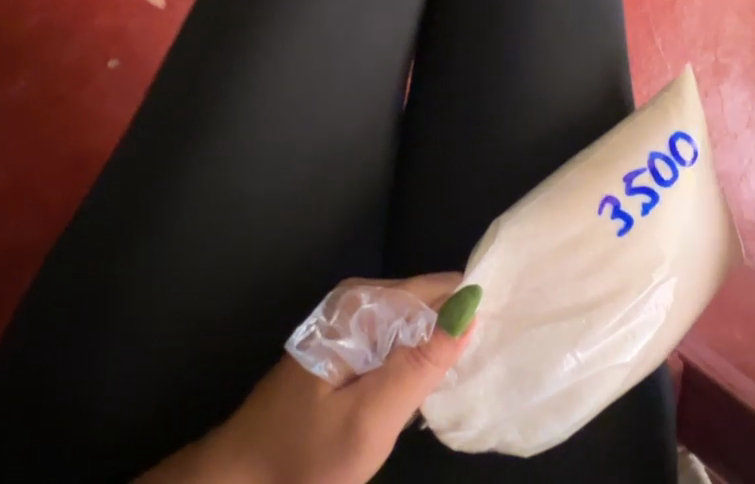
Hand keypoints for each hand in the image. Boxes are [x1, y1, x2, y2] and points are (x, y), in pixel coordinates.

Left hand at [141, 273, 478, 483]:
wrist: (240, 479)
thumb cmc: (302, 456)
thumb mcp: (369, 419)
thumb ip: (420, 365)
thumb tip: (472, 309)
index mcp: (362, 306)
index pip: (439, 289)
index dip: (475, 310)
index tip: (514, 335)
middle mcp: (358, 302)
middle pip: (429, 304)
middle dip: (460, 331)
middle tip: (497, 368)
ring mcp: (351, 325)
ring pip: (416, 325)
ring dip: (442, 349)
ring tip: (478, 377)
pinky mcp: (349, 349)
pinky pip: (399, 342)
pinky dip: (420, 362)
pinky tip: (436, 388)